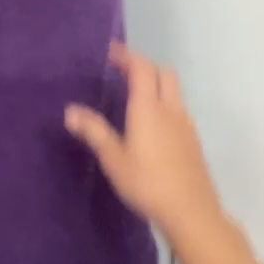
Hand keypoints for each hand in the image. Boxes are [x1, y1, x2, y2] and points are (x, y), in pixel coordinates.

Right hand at [65, 44, 235, 248]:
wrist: (191, 211)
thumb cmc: (147, 183)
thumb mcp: (113, 159)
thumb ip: (94, 132)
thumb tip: (71, 111)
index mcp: (149, 109)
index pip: (141, 69)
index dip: (126, 56)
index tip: (110, 52)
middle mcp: (171, 110)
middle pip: (163, 73)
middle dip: (144, 66)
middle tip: (122, 72)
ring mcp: (186, 125)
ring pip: (173, 92)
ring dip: (155, 85)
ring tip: (132, 96)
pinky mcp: (192, 141)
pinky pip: (177, 110)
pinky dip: (163, 104)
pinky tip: (149, 125)